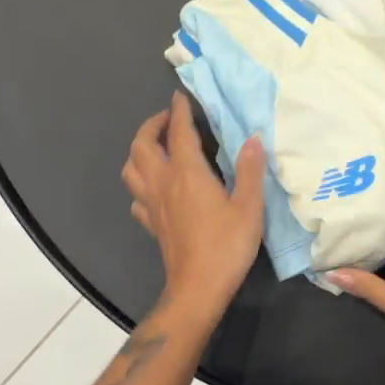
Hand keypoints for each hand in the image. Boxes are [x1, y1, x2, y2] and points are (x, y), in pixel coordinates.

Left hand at [123, 92, 265, 318]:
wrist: (198, 287)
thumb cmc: (227, 245)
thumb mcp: (249, 206)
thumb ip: (249, 170)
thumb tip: (253, 138)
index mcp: (187, 172)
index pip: (180, 132)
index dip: (180, 111)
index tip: (181, 96)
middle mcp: (163, 182)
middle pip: (143, 145)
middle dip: (152, 126)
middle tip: (168, 119)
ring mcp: (152, 204)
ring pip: (131, 168)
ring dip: (139, 151)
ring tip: (155, 148)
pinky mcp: (152, 224)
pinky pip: (137, 197)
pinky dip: (141, 185)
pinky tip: (154, 189)